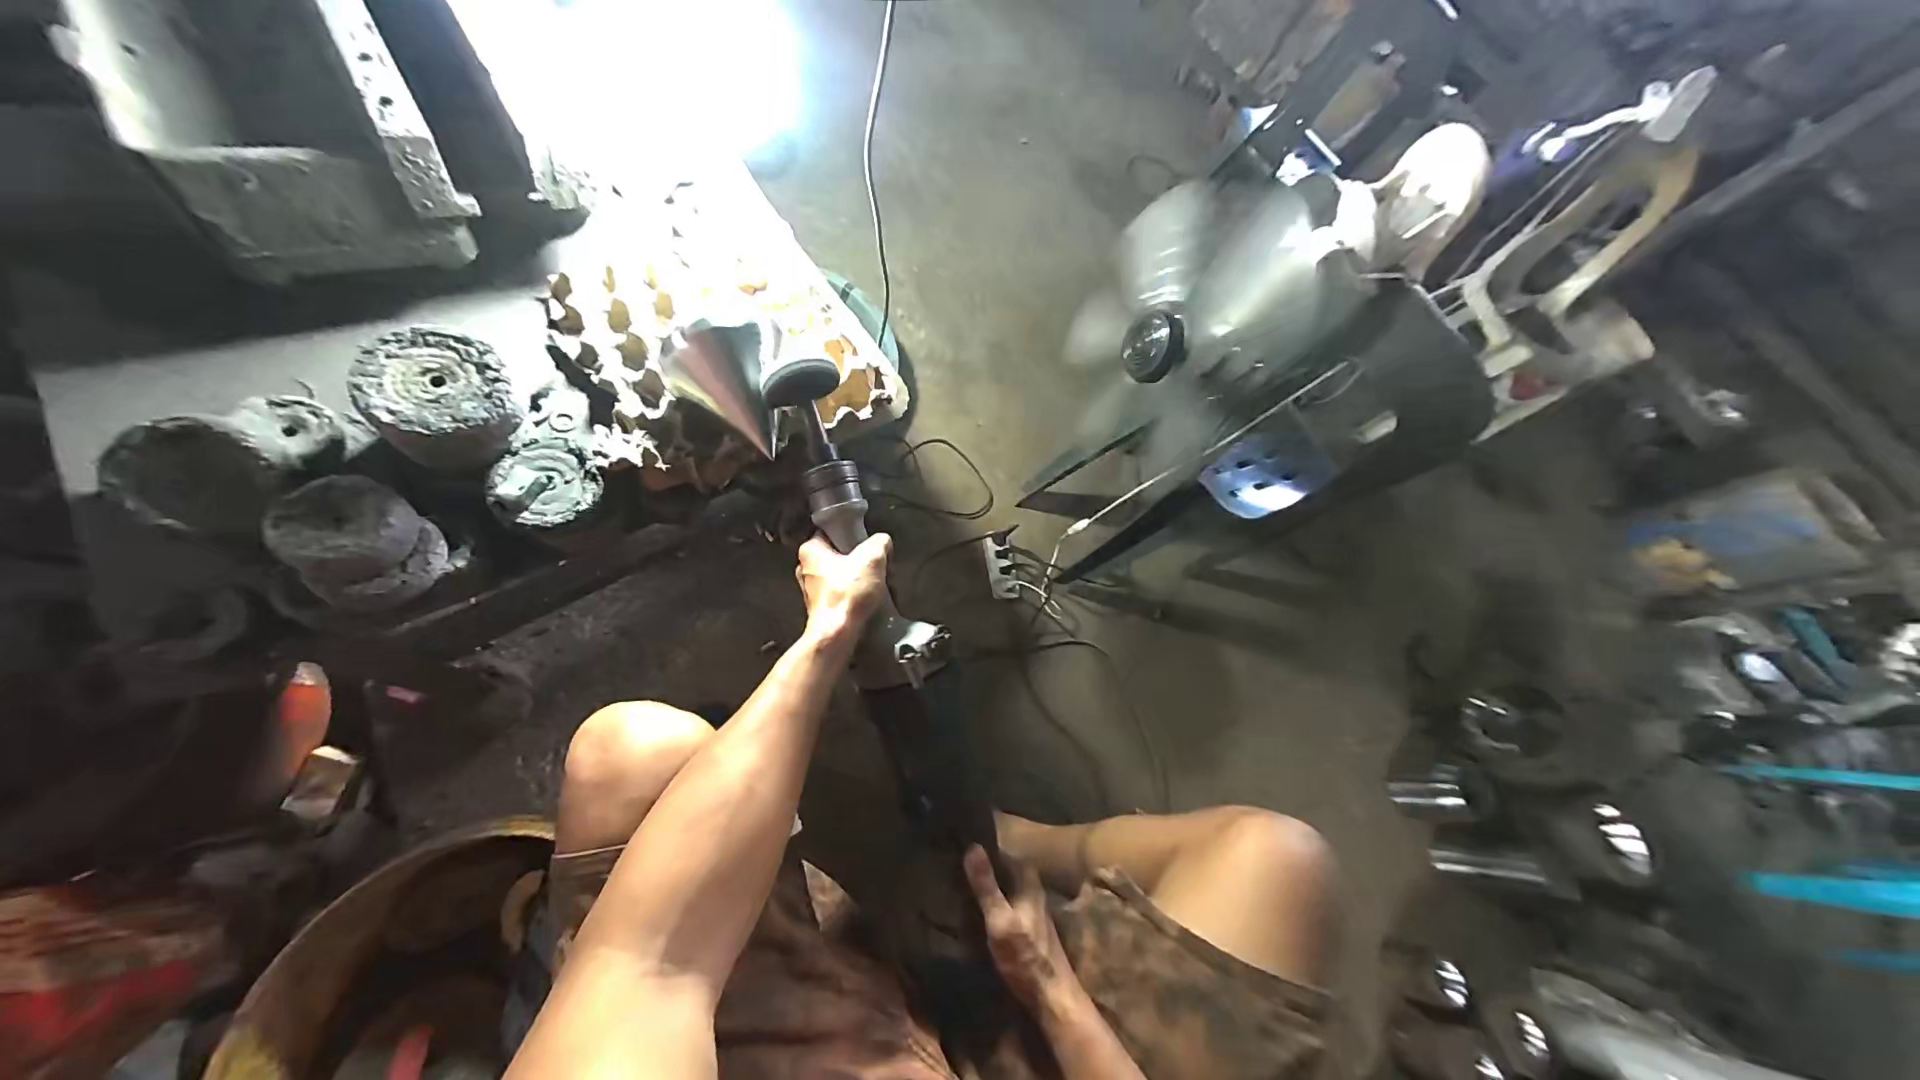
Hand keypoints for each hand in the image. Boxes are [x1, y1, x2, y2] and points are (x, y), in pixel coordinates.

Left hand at [796, 532, 890, 640]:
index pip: (832, 532)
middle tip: (877, 567)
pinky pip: (844, 595)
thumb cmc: (847, 594)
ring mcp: (814, 592)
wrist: (837, 634)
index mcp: (810, 550)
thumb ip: (880, 542)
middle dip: (862, 561)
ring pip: (844, 577)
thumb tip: (883, 544)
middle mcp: (807, 570)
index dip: (853, 535)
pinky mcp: (823, 609)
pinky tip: (870, 602)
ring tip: (877, 587)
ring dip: (863, 580)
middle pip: (841, 556)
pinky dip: (857, 597)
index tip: (867, 544)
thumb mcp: (873, 557)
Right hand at [964, 845, 1074, 1013]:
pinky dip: (992, 902)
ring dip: (988, 885)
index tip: (960, 845)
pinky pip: (1006, 904)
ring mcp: (1032, 909)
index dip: (984, 849)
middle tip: (955, 865)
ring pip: (1006, 888)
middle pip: (1005, 871)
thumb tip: (973, 846)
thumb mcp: (999, 919)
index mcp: (1029, 881)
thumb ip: (986, 885)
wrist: (1051, 995)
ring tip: (960, 884)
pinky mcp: (1027, 927)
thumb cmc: (1024, 954)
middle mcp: (1033, 889)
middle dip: (984, 867)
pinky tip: (975, 909)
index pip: (1004, 853)